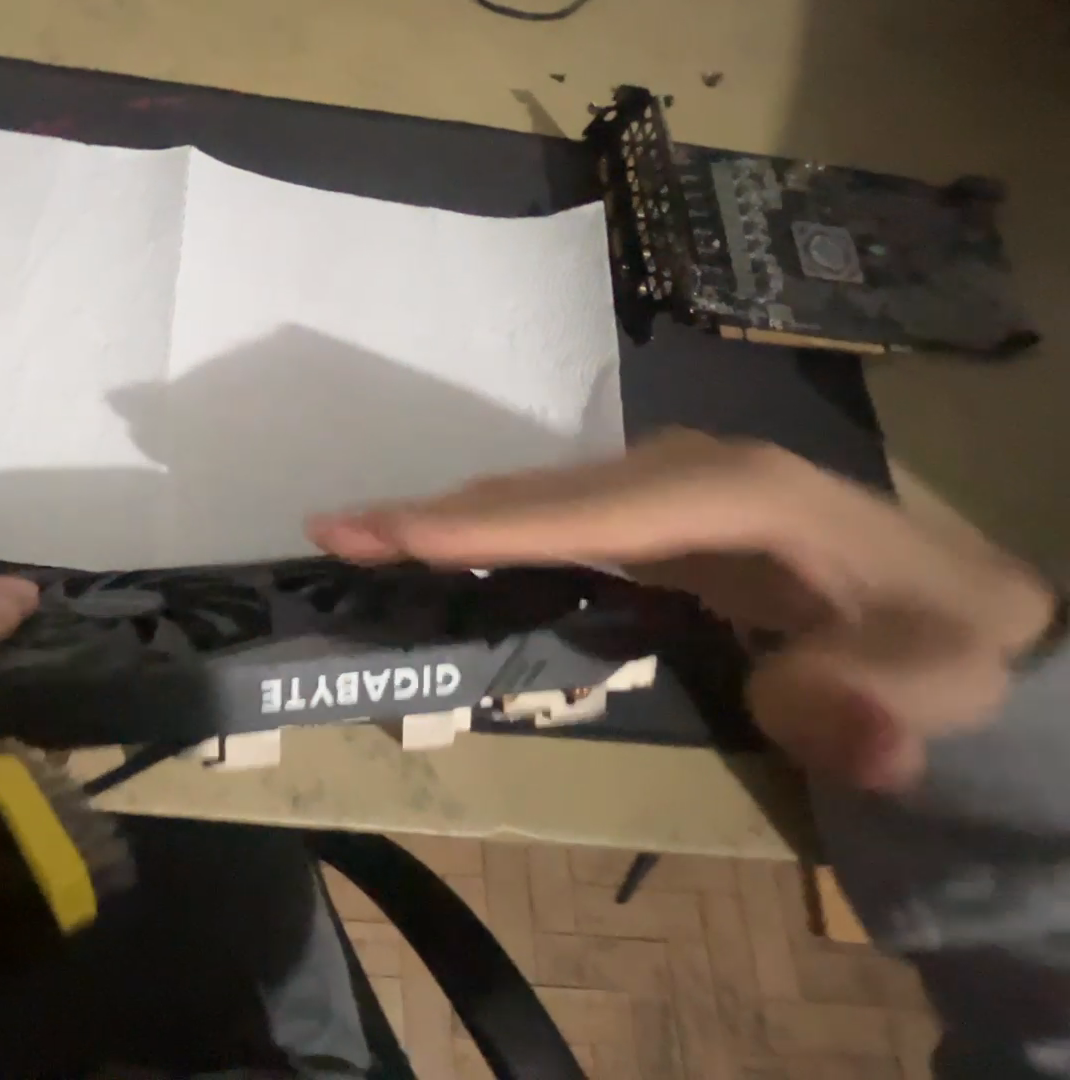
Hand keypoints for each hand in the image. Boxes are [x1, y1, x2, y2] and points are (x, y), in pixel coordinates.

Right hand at [308, 430, 1055, 792]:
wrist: (930, 598)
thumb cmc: (924, 633)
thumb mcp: (942, 673)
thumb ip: (878, 697)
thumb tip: (806, 712)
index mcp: (730, 493)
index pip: (579, 511)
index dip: (479, 525)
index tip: (386, 535)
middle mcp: (670, 471)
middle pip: (526, 494)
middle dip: (423, 515)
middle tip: (330, 531)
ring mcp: (644, 482)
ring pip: (517, 497)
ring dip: (430, 519)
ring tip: (350, 536)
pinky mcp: (624, 506)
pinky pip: (527, 514)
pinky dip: (463, 529)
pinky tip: (418, 544)